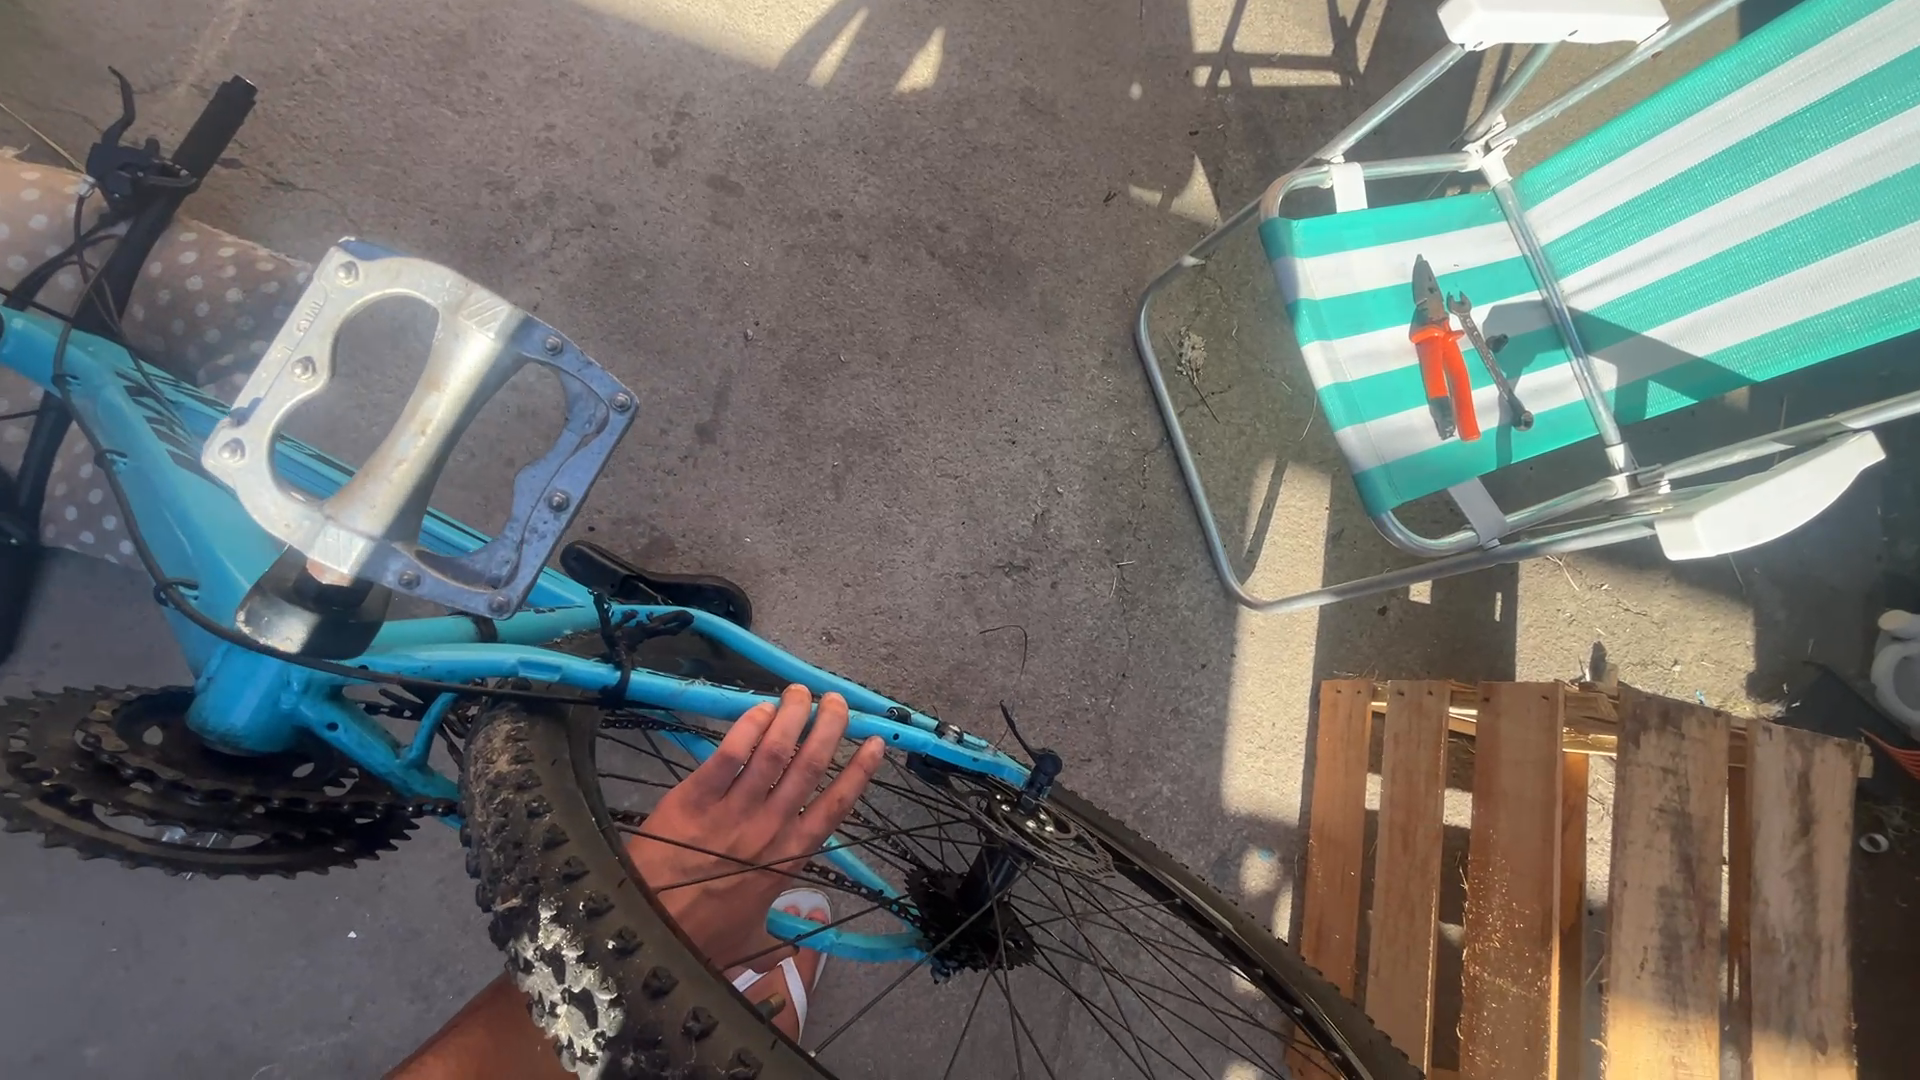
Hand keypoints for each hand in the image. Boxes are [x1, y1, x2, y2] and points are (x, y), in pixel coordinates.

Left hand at [623, 684, 884, 969]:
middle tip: (836, 701)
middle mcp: (769, 828)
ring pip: (774, 752)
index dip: (859, 770)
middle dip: (829, 727)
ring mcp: (733, 811)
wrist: (644, 932)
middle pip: (810, 766)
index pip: (836, 805)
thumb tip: (806, 945)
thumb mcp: (752, 938)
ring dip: (792, 716)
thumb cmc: (702, 938)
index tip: (875, 742)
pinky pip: (729, 755)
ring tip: (801, 693)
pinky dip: (748, 728)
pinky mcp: (695, 798)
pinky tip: (761, 709)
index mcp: (789, 857)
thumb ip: (781, 935)